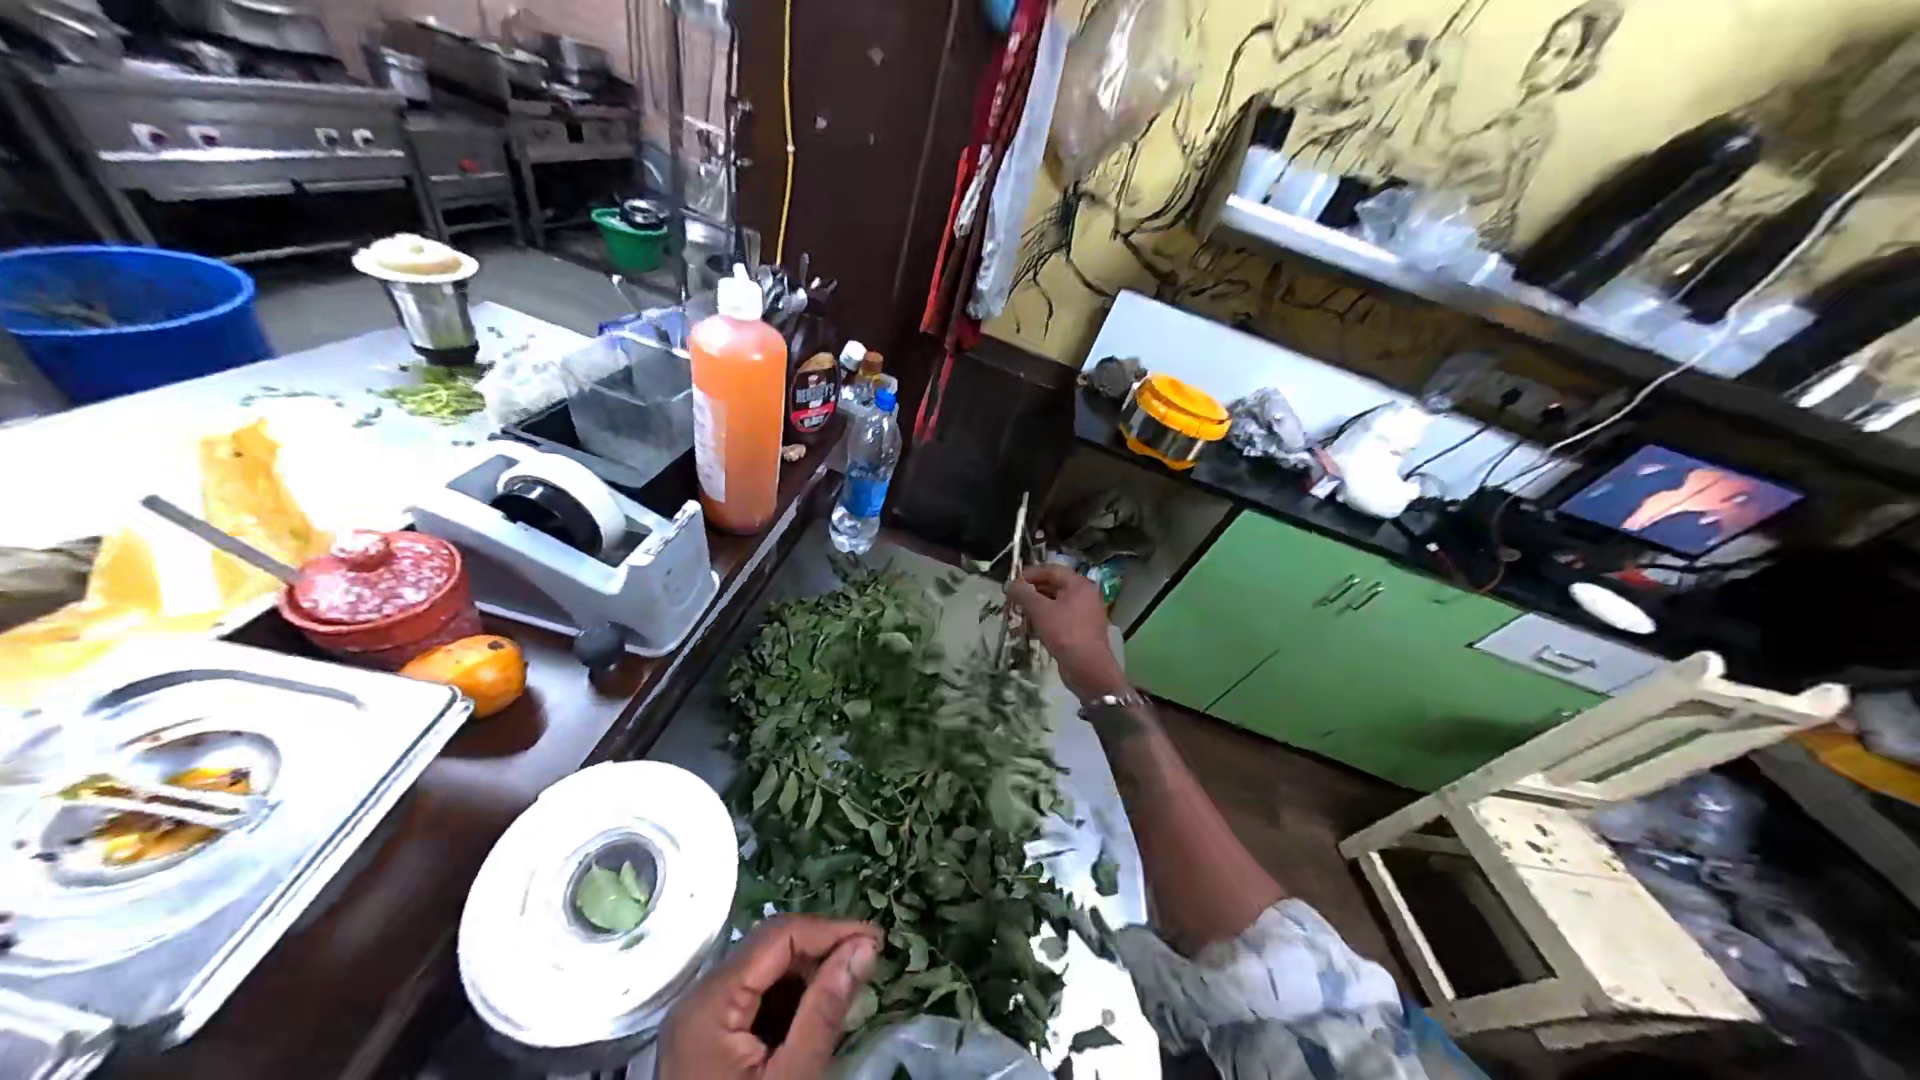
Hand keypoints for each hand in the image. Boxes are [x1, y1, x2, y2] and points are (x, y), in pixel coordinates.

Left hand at [656, 916, 880, 1079]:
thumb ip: (825, 1009)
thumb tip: (865, 946)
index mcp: (711, 1003)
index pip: (778, 936)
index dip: (830, 929)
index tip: (877, 940)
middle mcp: (699, 997)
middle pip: (768, 946)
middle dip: (821, 948)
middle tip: (867, 960)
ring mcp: (700, 1016)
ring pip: (764, 967)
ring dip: (808, 971)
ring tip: (848, 986)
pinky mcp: (708, 1035)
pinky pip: (754, 995)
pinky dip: (789, 996)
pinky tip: (816, 1012)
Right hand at [1006, 564, 1129, 701]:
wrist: (1087, 667)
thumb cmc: (1064, 632)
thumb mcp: (1040, 610)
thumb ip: (1023, 594)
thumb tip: (1011, 585)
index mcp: (1078, 584)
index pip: (1050, 570)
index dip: (1029, 574)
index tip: (1012, 583)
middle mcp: (1084, 596)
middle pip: (1052, 587)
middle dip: (1030, 594)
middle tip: (1012, 601)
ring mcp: (1084, 614)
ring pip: (1054, 605)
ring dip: (1035, 610)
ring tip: (1017, 617)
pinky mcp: (1080, 631)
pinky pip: (1059, 620)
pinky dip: (1044, 622)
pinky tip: (1030, 632)